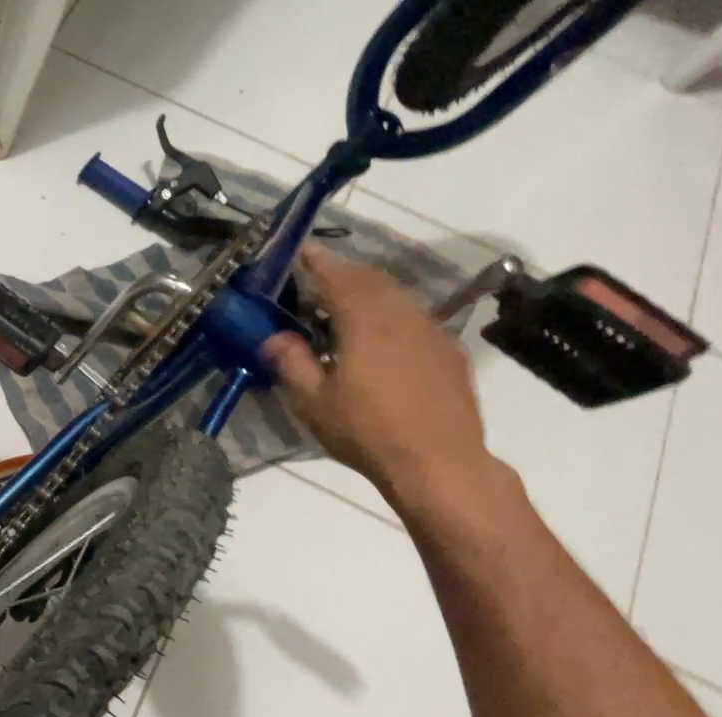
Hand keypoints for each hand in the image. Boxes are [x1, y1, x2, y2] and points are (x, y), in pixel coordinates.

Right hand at [260, 246, 498, 501]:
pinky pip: (414, 319)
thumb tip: (273, 337)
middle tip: (317, 278)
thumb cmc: (366, 431)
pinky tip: (379, 338)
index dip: (318, 262)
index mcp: (366, 323)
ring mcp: (431, 332)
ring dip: (368, 293)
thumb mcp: (312, 403)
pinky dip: (390, 314)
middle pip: (372, 281)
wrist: (437, 460)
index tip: (300, 251)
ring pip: (397, 297)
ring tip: (343, 306)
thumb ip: (291, 363)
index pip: (340, 278)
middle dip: (344, 274)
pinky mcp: (447, 352)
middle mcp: (402, 317)